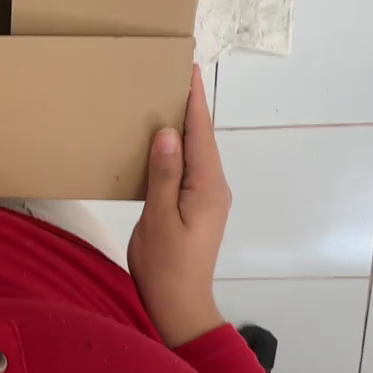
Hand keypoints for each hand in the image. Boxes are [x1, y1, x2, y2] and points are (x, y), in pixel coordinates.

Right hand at [127, 67, 230, 347]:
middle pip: (202, 139)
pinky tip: (159, 142)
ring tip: (162, 101)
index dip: (194, 102)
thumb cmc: (166, 262)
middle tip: (172, 77)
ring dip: (183, 126)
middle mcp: (214, 187)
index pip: (201, 135)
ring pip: (195, 152)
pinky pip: (187, 167)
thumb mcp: (160, 218)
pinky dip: (176, 148)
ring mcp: (207, 197)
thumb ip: (165, 175)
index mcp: (208, 187)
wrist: (178, 302)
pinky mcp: (195, 205)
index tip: (189, 70)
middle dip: (190, 107)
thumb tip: (169, 133)